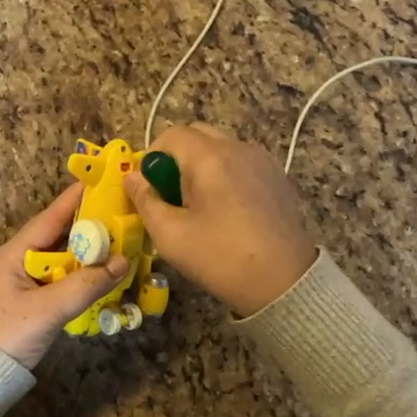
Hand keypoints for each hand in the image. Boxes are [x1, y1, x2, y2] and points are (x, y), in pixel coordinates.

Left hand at [0, 184, 131, 368]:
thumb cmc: (9, 334)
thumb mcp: (48, 309)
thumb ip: (85, 285)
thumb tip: (122, 262)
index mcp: (15, 253)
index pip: (50, 218)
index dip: (75, 199)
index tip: (101, 181)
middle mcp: (20, 260)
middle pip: (60, 234)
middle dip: (90, 224)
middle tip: (122, 212)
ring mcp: (28, 280)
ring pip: (64, 257)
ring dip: (90, 251)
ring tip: (122, 238)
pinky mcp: (35, 298)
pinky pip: (65, 277)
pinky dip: (85, 273)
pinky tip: (106, 273)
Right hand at [124, 123, 318, 317]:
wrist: (284, 282)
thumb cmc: (220, 258)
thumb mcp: (170, 235)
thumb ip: (145, 200)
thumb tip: (132, 178)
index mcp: (210, 158)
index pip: (171, 134)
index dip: (151, 156)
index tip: (148, 187)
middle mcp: (238, 148)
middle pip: (197, 134)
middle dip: (176, 157)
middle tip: (171, 195)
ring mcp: (262, 160)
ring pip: (220, 146)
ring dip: (201, 165)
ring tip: (198, 204)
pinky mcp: (276, 176)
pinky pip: (240, 161)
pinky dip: (224, 173)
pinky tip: (225, 209)